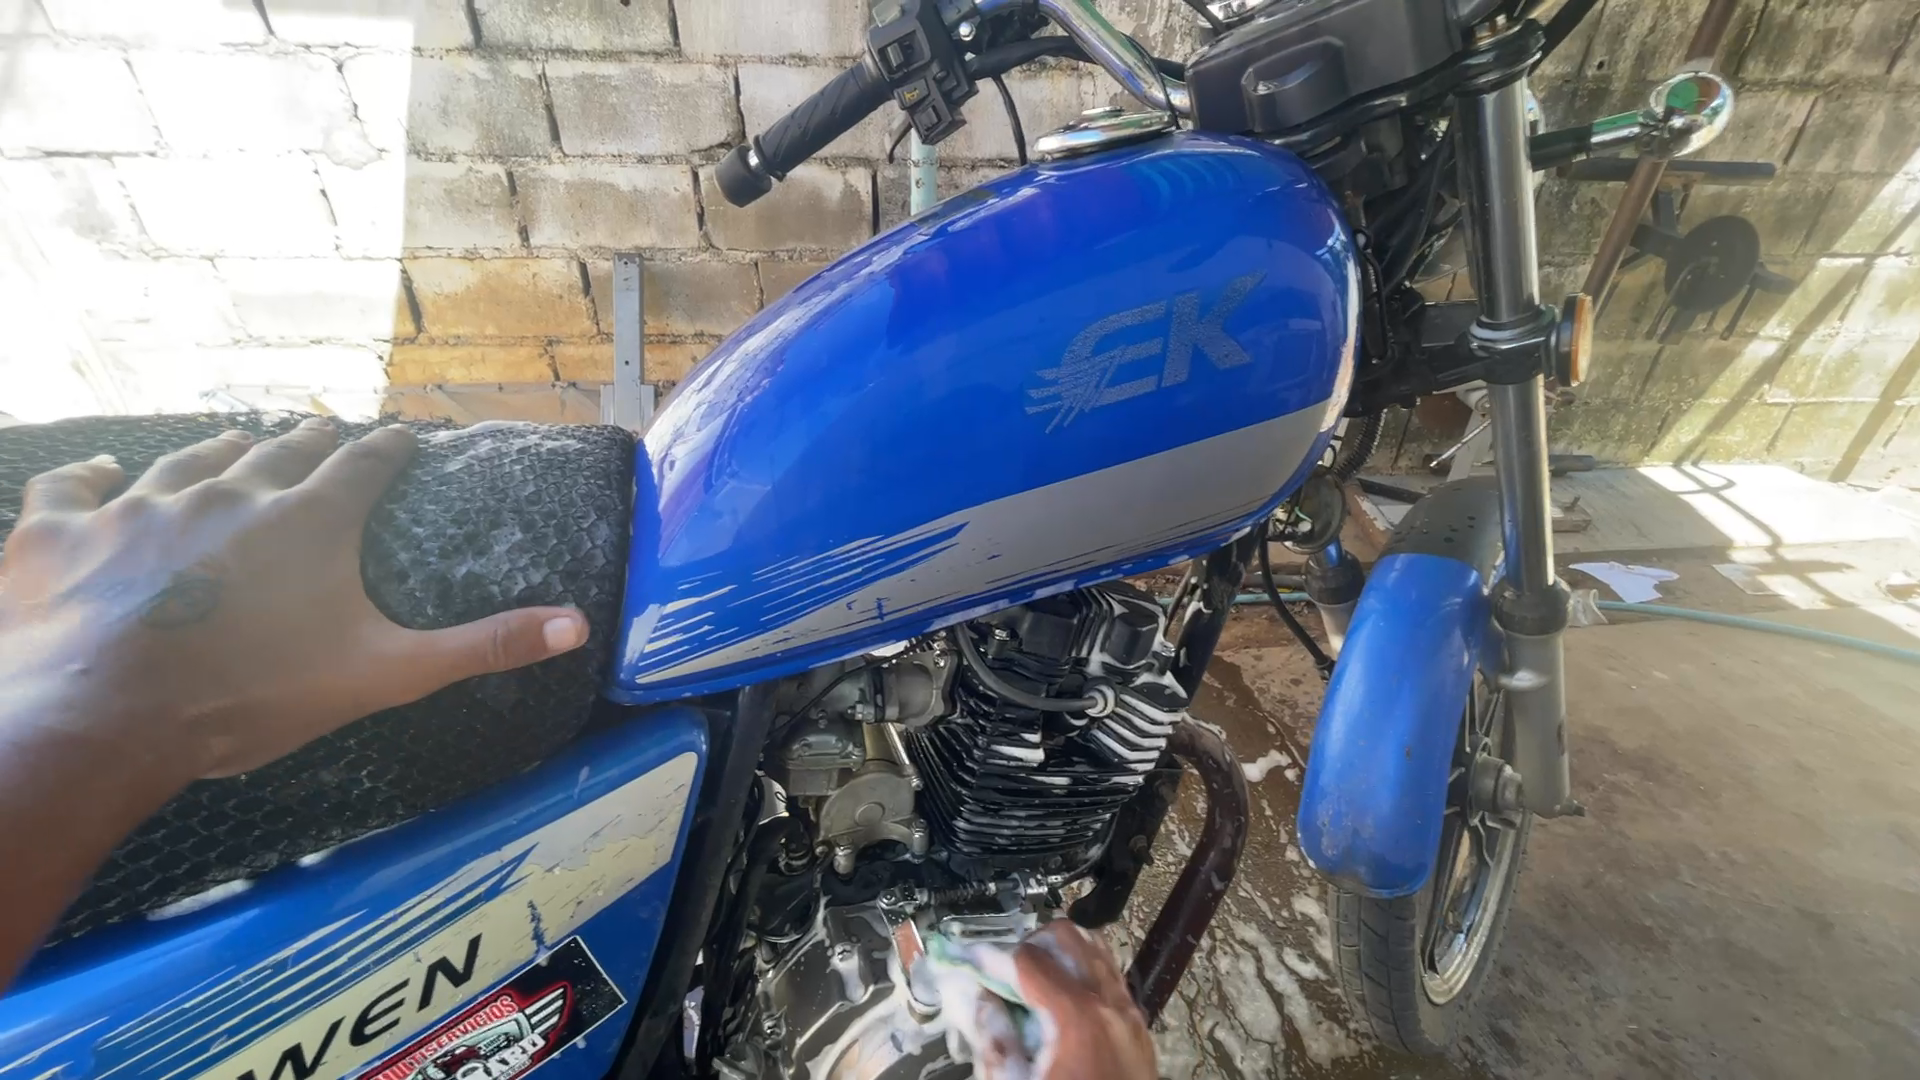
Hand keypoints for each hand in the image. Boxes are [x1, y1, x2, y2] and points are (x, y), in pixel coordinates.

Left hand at [0, 418, 589, 777]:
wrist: (87, 729)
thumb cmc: (255, 694)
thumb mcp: (392, 672)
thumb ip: (487, 645)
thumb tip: (578, 625)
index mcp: (310, 522)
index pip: (364, 466)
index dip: (388, 448)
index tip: (402, 434)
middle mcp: (227, 498)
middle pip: (278, 452)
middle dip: (309, 440)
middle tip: (325, 426)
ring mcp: (132, 511)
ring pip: (184, 463)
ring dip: (218, 449)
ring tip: (236, 440)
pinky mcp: (49, 539)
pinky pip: (68, 489)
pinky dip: (88, 478)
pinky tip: (98, 471)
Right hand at [975, 922, 1157, 1079]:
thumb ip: (994, 1039)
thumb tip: (979, 996)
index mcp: (1078, 1017)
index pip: (1027, 960)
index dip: (992, 956)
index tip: (967, 959)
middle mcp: (1109, 1004)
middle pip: (1065, 938)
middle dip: (1029, 945)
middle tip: (1004, 975)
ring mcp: (1130, 1015)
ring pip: (1093, 949)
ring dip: (1059, 954)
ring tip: (1032, 985)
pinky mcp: (1139, 1030)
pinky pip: (1110, 977)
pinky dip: (1083, 972)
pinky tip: (1062, 1002)